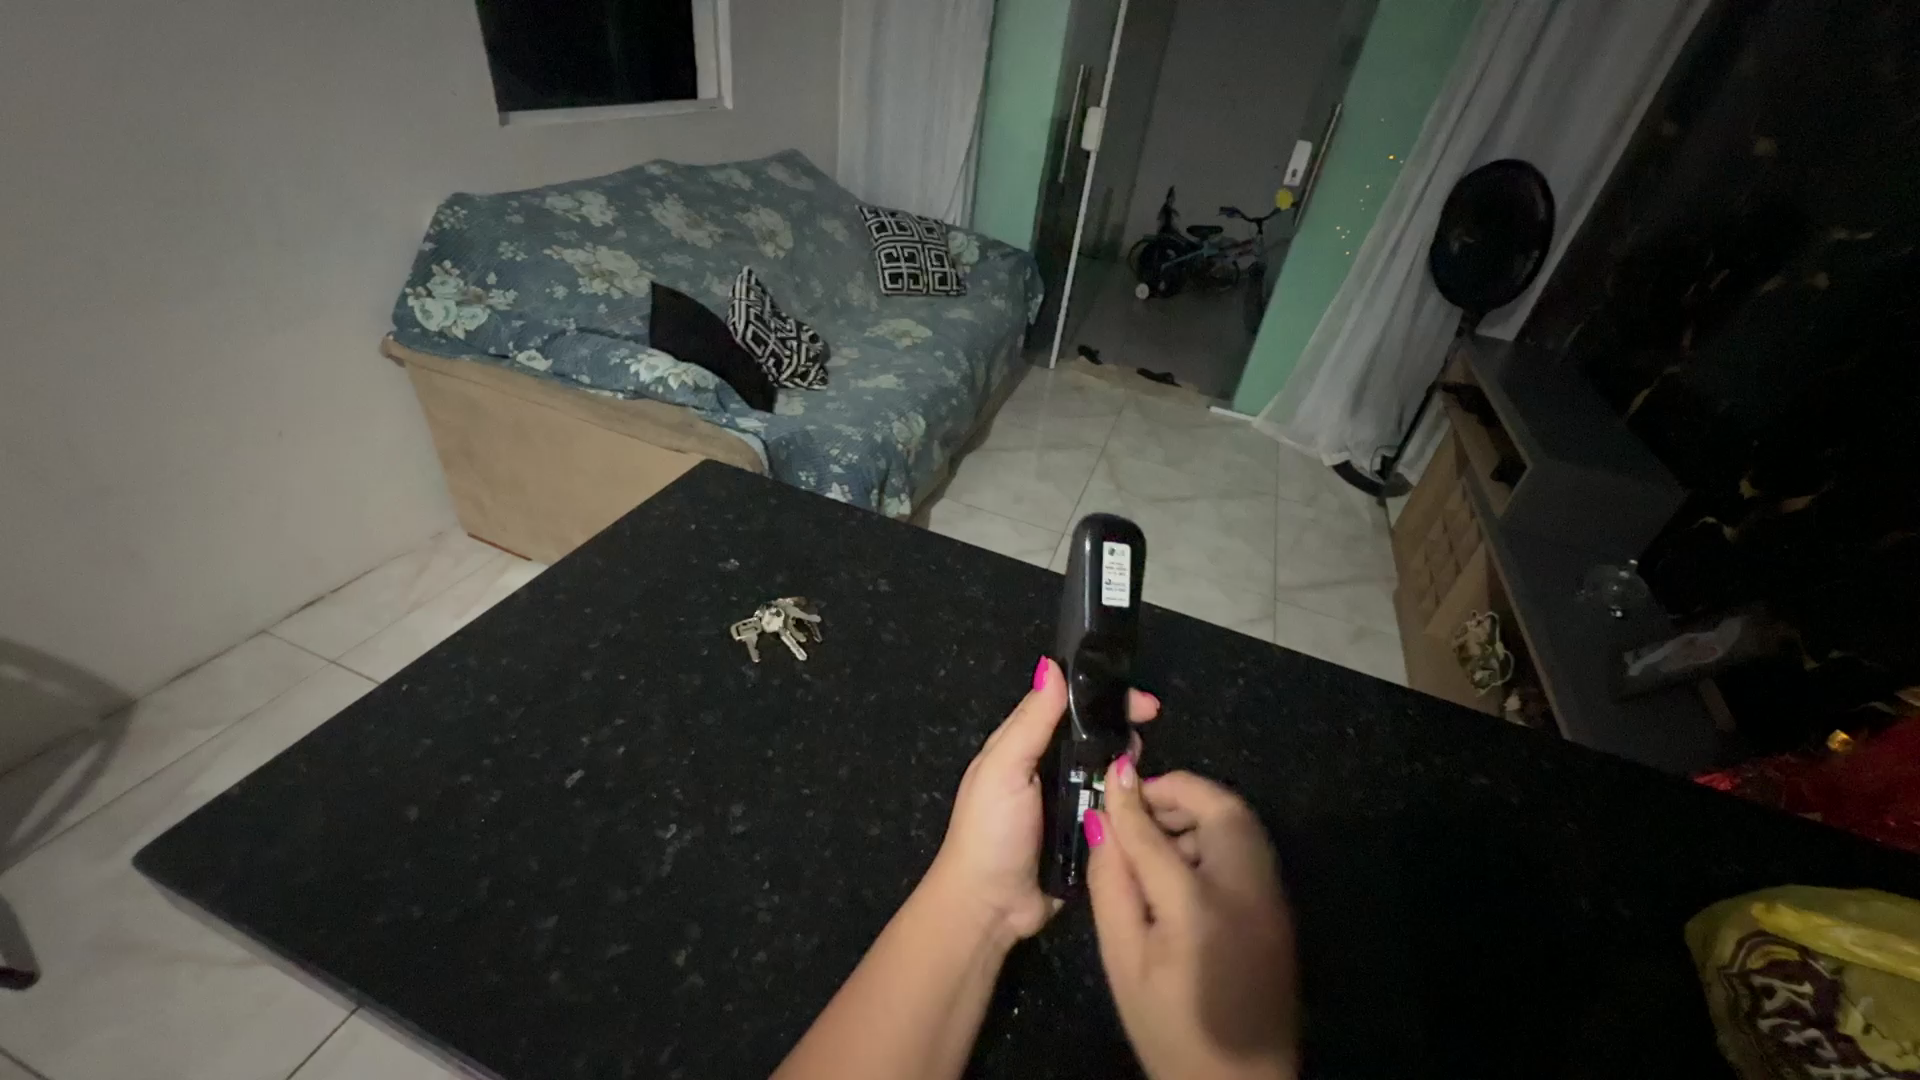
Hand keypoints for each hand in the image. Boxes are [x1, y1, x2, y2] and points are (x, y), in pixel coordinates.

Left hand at [923, 656, 1159, 946]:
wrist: (991, 906)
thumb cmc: (990, 830)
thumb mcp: (1004, 768)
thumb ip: (1030, 721)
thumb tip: (1050, 665)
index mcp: (1024, 744)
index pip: (1067, 706)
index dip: (1101, 696)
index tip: (1139, 698)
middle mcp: (1049, 767)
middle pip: (1094, 737)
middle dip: (1123, 729)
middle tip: (1151, 729)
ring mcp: (1070, 802)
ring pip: (1109, 772)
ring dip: (1130, 767)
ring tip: (1150, 768)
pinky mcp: (1087, 834)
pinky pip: (1115, 810)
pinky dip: (1132, 802)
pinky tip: (1152, 799)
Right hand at [1086, 763, 1297, 1079]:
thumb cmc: (1169, 1027)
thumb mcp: (1122, 958)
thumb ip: (1111, 882)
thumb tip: (1101, 821)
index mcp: (1198, 906)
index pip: (1154, 830)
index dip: (1128, 798)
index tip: (1111, 770)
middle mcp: (1246, 889)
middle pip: (1220, 807)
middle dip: (1178, 791)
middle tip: (1139, 805)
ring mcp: (1272, 898)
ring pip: (1241, 822)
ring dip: (1198, 810)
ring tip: (1156, 833)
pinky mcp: (1279, 908)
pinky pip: (1249, 847)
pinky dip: (1216, 833)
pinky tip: (1184, 860)